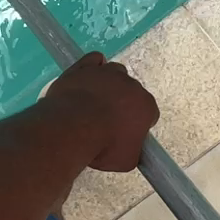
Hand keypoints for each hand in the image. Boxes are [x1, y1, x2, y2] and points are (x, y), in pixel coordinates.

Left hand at [42, 53, 158, 171]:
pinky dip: (93, 66)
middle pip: (130, 91)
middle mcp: (130, 84)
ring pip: (114, 72)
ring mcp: (106, 72)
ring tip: (93, 100)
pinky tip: (87, 76)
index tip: (124, 133)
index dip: (136, 123)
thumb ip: (134, 151)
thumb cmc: (103, 146)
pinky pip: (94, 59)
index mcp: (145, 105)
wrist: (71, 127)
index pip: (147, 112)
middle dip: (121, 103)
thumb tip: (132, 150)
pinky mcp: (84, 66)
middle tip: (106, 120)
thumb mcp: (126, 160)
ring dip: (108, 84)